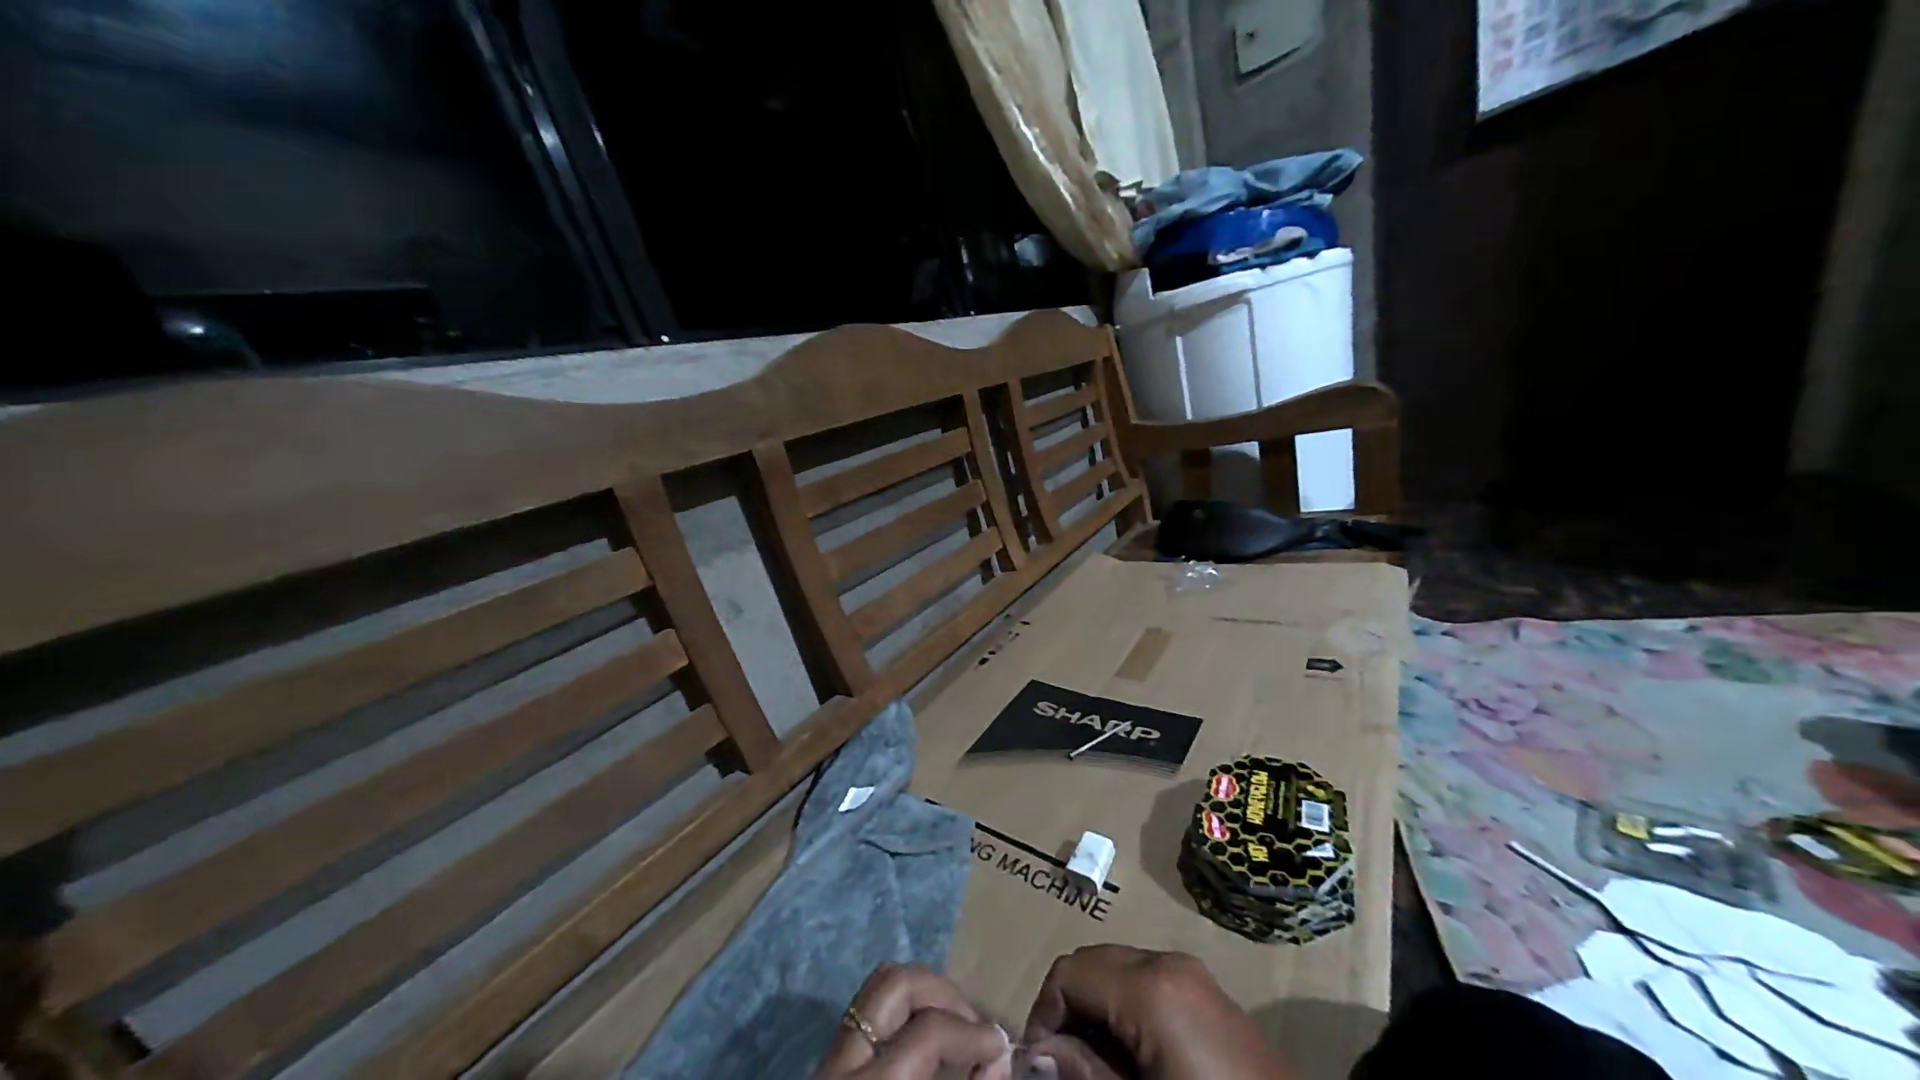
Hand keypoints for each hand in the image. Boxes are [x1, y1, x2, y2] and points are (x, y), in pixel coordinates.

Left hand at [812, 963, 1013, 1079]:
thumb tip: (999, 1056)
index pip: (928, 1031)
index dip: (976, 1035)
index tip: (1003, 1051)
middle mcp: (841, 1059)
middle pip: (894, 982)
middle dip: (945, 993)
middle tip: (976, 1027)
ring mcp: (828, 1055)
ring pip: (877, 986)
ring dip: (924, 994)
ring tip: (956, 1024)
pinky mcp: (829, 1060)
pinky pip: (869, 1012)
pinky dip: (904, 1012)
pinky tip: (927, 1037)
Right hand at [1023, 945, 1292, 1079]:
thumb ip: (1085, 1071)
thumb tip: (1040, 1051)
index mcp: (1148, 987)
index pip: (1068, 972)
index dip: (1043, 1012)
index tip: (1039, 1061)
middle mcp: (1166, 963)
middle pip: (1090, 961)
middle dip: (1067, 1006)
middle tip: (1061, 1062)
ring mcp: (1190, 971)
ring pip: (1116, 967)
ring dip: (1094, 1004)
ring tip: (1093, 1060)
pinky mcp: (1205, 988)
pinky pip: (1145, 978)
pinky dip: (1123, 1003)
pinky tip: (1130, 1051)